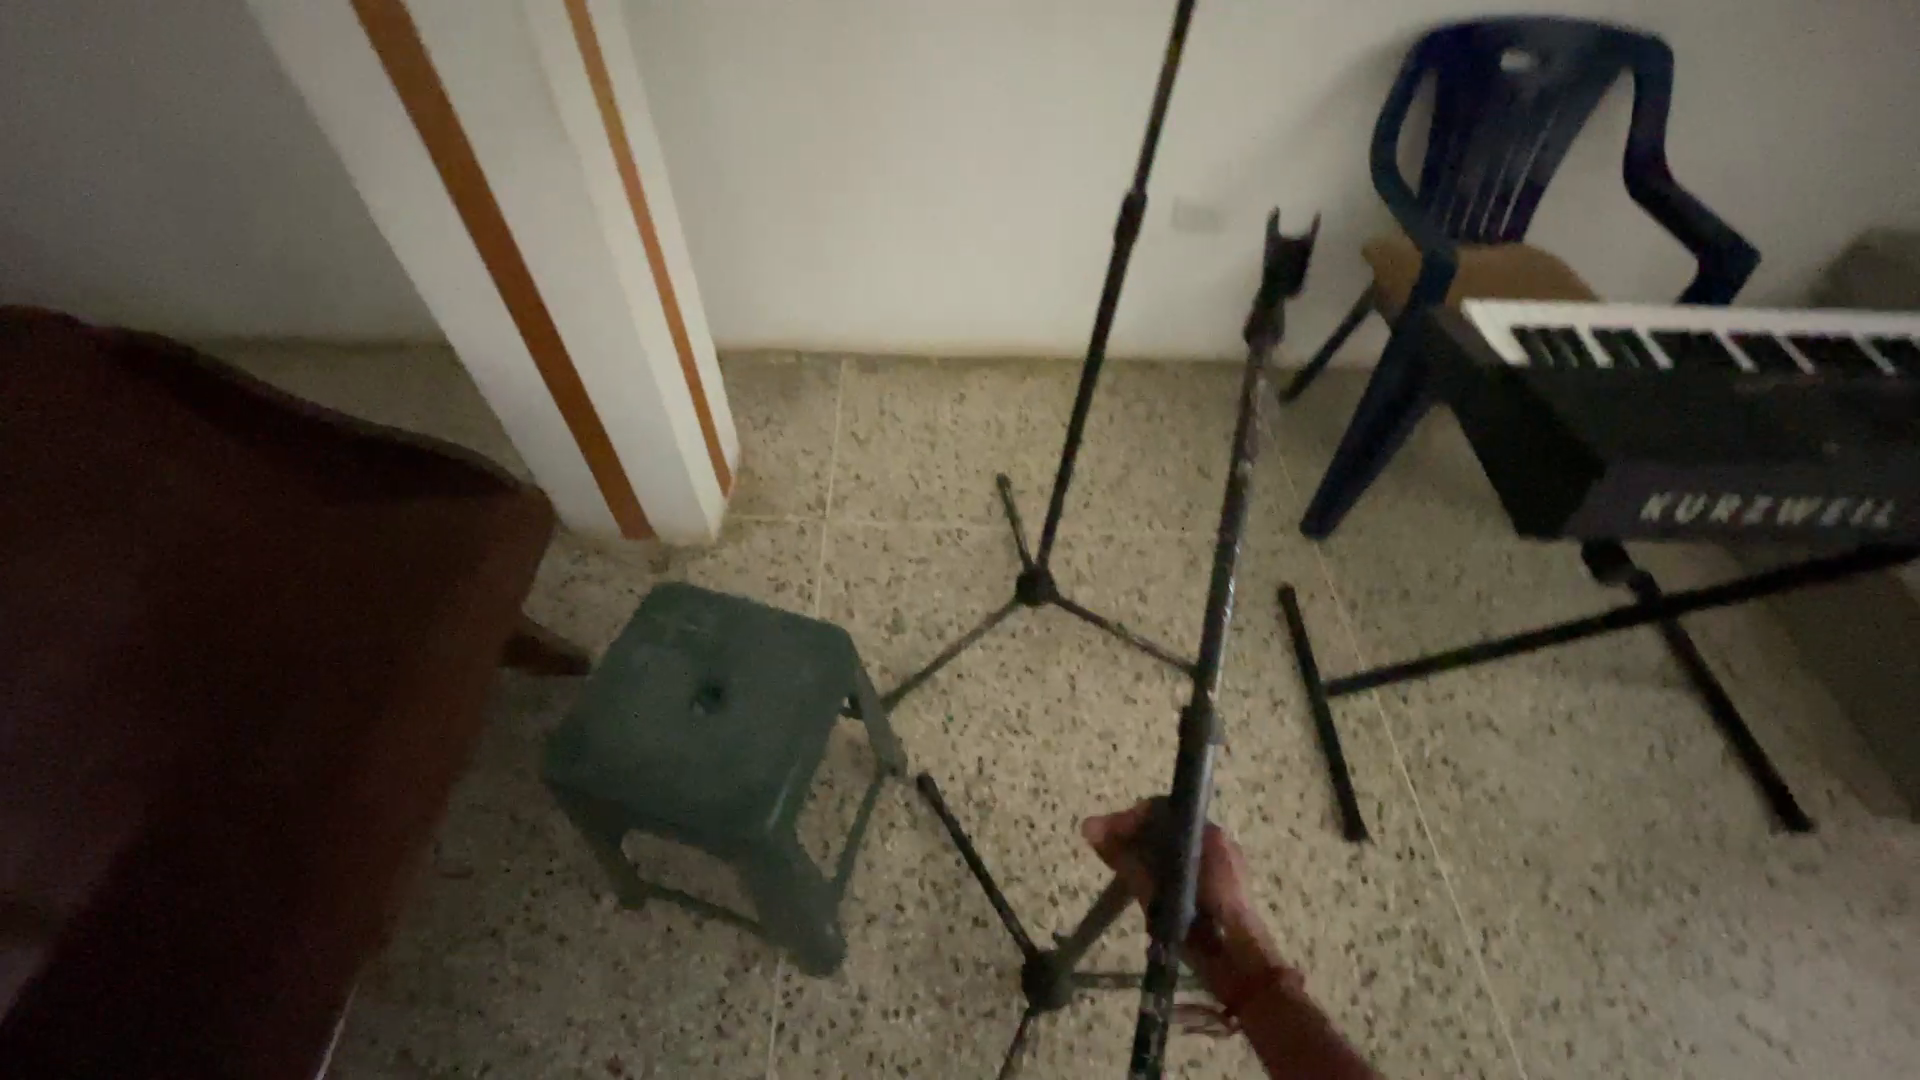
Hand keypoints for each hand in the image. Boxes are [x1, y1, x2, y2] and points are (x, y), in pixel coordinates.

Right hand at [1080, 801, 1293, 1006]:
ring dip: (1144, 856)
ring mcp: (1221, 864)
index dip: (1127, 819)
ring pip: (1172, 848)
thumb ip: (1121, 856)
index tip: (1104, 835)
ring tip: (1123, 874)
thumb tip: (1089, 827)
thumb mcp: (1154, 890)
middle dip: (1132, 838)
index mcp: (1207, 834)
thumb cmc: (1199, 924)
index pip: (1158, 809)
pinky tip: (1147, 890)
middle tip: (1108, 855)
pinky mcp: (1220, 886)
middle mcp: (1216, 841)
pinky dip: (1160, 871)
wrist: (1240, 970)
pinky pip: (1183, 866)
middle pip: (1164, 826)